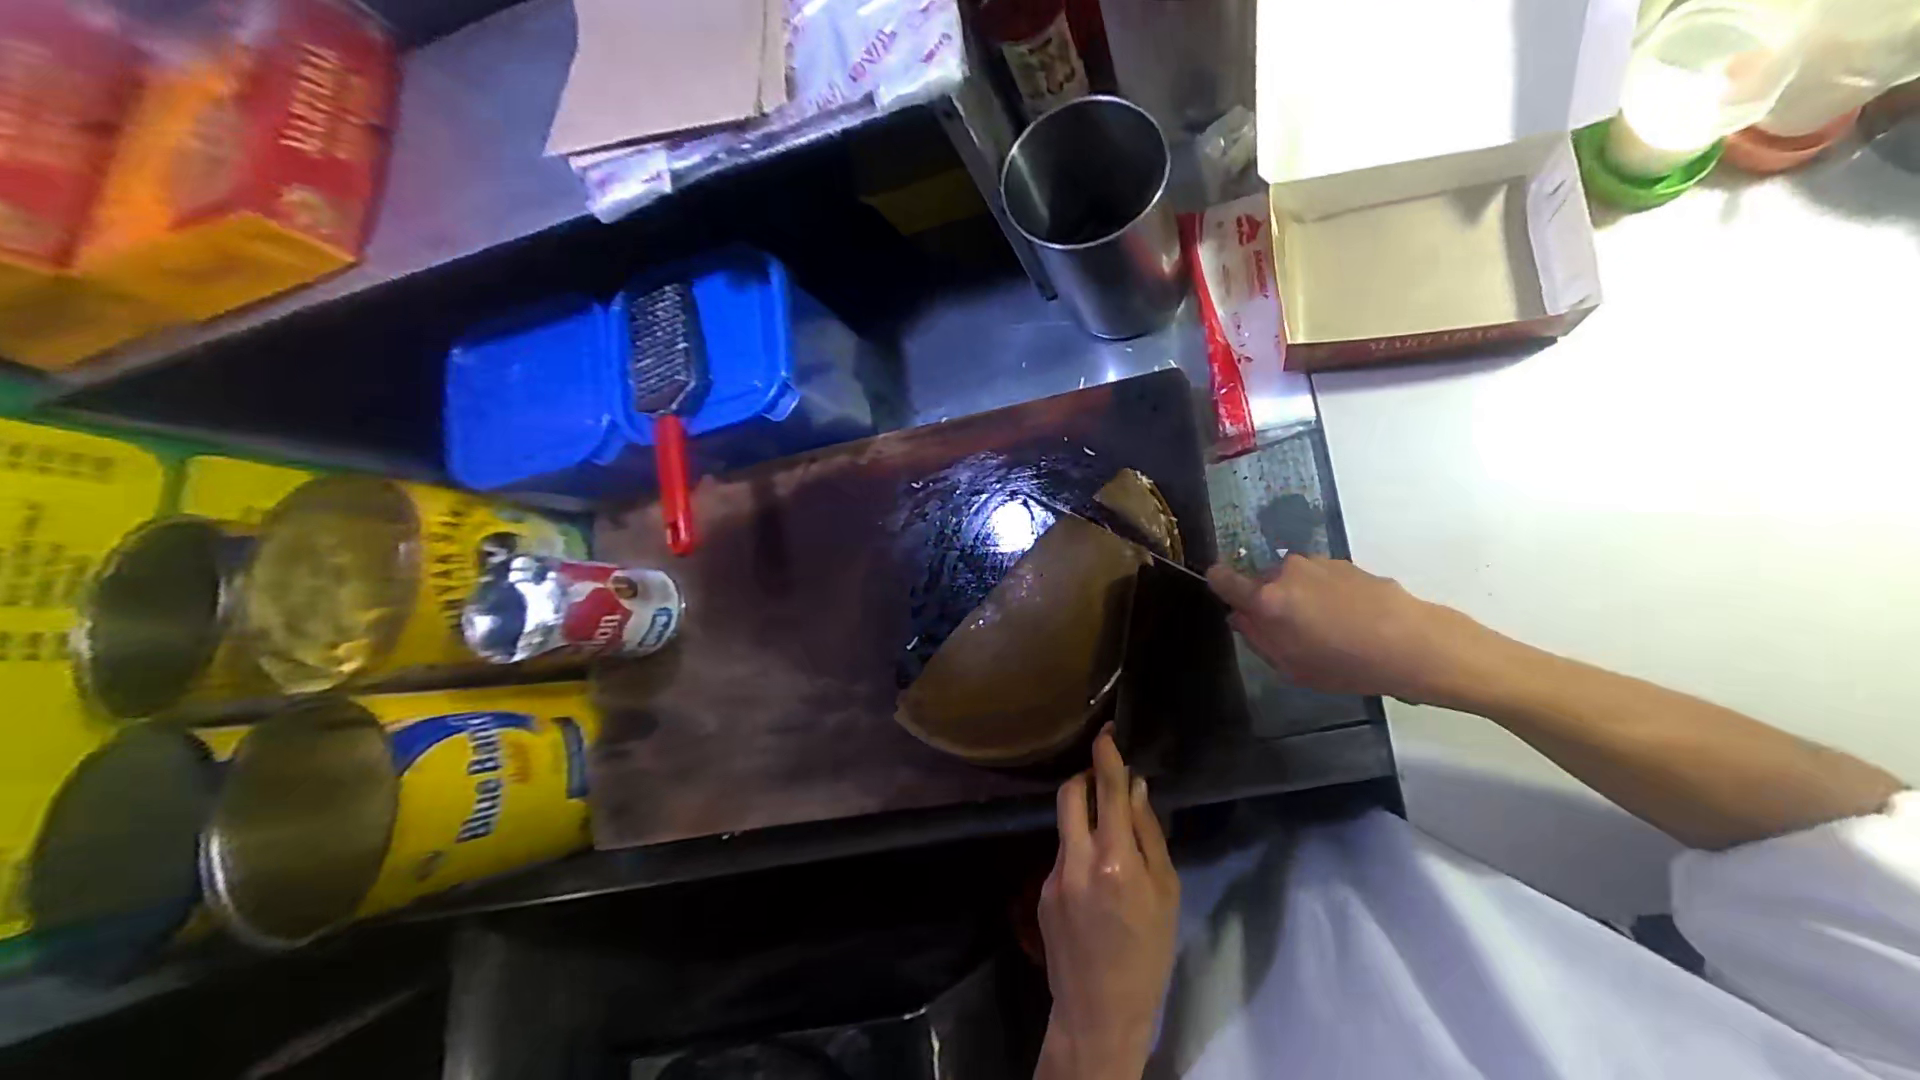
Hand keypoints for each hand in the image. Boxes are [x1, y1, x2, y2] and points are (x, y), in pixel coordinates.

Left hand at [1035, 726, 1178, 1079]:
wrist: (1100, 1011)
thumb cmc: (1149, 954)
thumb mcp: (1166, 894)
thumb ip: (1149, 835)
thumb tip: (1137, 787)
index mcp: (1115, 861)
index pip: (1107, 790)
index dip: (1106, 755)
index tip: (1106, 730)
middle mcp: (1077, 860)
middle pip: (1070, 792)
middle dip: (1086, 776)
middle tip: (1105, 781)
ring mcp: (1052, 874)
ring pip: (1064, 822)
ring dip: (1084, 814)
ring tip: (1108, 835)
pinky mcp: (1040, 889)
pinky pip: (1061, 852)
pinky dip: (1078, 848)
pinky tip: (1095, 877)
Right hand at [1207, 555, 1506, 707]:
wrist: (1418, 645)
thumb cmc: (1347, 664)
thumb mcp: (1292, 666)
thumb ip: (1257, 638)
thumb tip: (1239, 617)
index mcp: (1267, 599)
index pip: (1222, 578)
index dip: (1218, 585)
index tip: (1228, 599)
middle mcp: (1286, 571)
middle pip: (1260, 581)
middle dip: (1267, 601)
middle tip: (1290, 632)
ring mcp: (1318, 564)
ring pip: (1292, 579)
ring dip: (1298, 598)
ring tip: (1327, 629)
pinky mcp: (1346, 563)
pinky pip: (1319, 578)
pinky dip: (1324, 595)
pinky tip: (1351, 620)